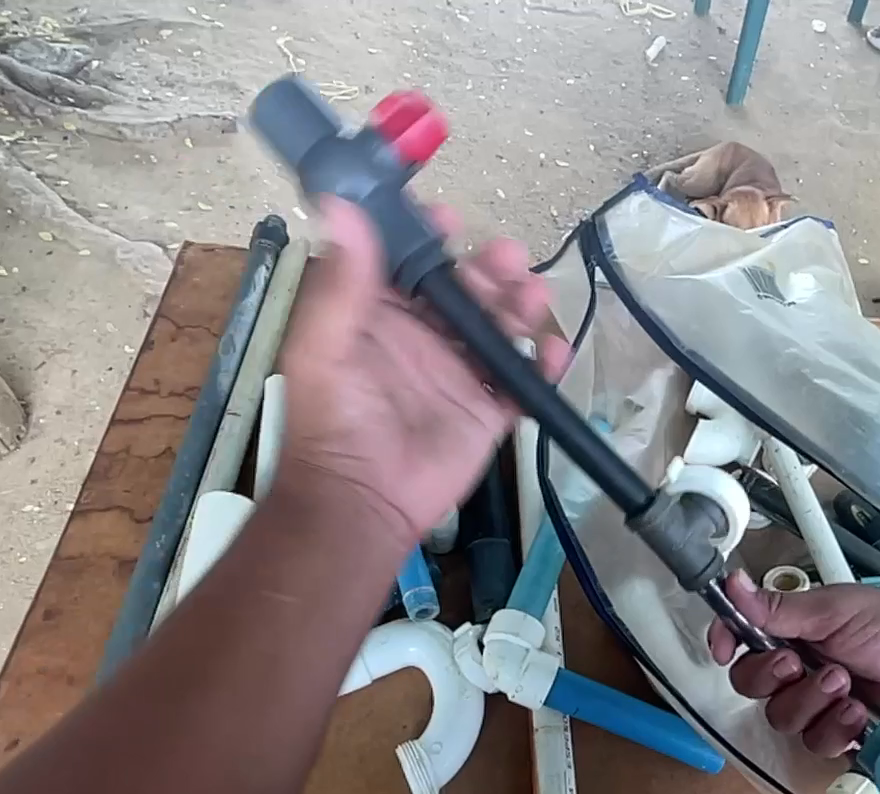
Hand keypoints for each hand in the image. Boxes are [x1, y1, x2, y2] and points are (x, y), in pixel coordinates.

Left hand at [272, 196, 569, 544]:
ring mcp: (460, 375)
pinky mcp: (488, 411)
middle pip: (467, 293)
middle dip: (490, 271)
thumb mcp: (324, 347)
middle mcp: (424, 340)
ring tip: (533, 298)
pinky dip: (544, 367)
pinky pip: (521, 382)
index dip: (429, 239)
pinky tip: (555, 353)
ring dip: (520, 308)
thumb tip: (342, 206)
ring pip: (499, 330)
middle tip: (510, 260)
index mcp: (380, 318)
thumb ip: (343, 283)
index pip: (410, 266)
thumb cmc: (333, 423)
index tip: (449, 221)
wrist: (364, 500)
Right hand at [706, 571, 879, 755]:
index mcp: (796, 629)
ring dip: (811, 701)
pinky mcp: (840, 736)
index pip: (741, 636)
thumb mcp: (836, 611)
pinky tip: (862, 715)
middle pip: (751, 682)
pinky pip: (815, 743)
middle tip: (800, 664)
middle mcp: (800, 666)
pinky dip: (837, 728)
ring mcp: (820, 703)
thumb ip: (778, 607)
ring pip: (781, 716)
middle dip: (772, 676)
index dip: (724, 641)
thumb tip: (728, 580)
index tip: (721, 649)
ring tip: (847, 686)